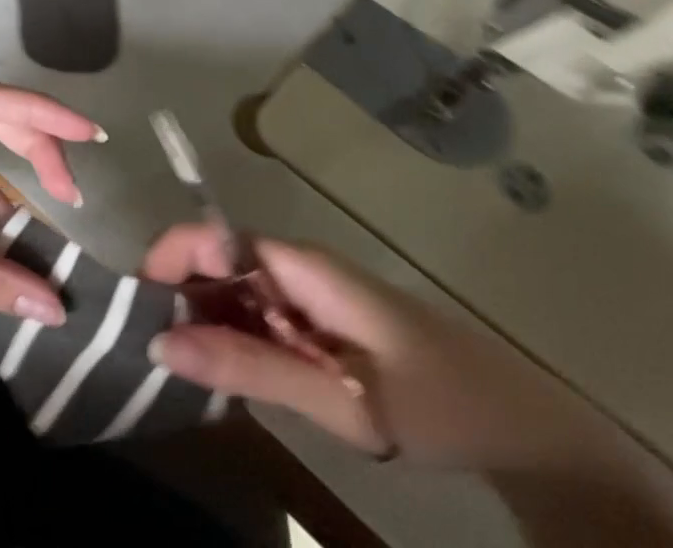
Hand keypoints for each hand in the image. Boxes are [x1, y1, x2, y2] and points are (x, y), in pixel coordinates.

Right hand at [142, 225, 605, 471]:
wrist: (534, 432)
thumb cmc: (441, 405)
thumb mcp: (340, 397)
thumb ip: (250, 368)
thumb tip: (158, 343)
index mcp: (303, 267)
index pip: (207, 239)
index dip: (164, 267)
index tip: (138, 317)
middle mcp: (300, 269)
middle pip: (214, 266)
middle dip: (179, 305)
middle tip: (161, 362)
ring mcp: (313, 296)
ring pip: (235, 295)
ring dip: (207, 329)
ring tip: (191, 378)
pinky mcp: (323, 322)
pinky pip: (261, 319)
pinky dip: (238, 344)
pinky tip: (237, 382)